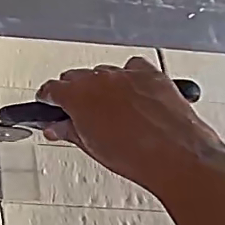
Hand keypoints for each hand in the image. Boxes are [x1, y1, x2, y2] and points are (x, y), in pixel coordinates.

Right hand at [37, 57, 224, 198]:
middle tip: (78, 112)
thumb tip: (58, 128)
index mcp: (77, 95)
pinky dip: (130, 79)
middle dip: (74, 92)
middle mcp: (100, 79)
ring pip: (104, 73)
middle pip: (76, 77)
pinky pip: (133, 68)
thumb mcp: (91, 147)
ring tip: (111, 110)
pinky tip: (134, 95)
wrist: (177, 156)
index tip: (48, 102)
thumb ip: (69, 131)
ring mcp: (126, 75)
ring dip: (103, 87)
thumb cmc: (137, 155)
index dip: (48, 97)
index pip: (52, 88)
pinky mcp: (151, 75)